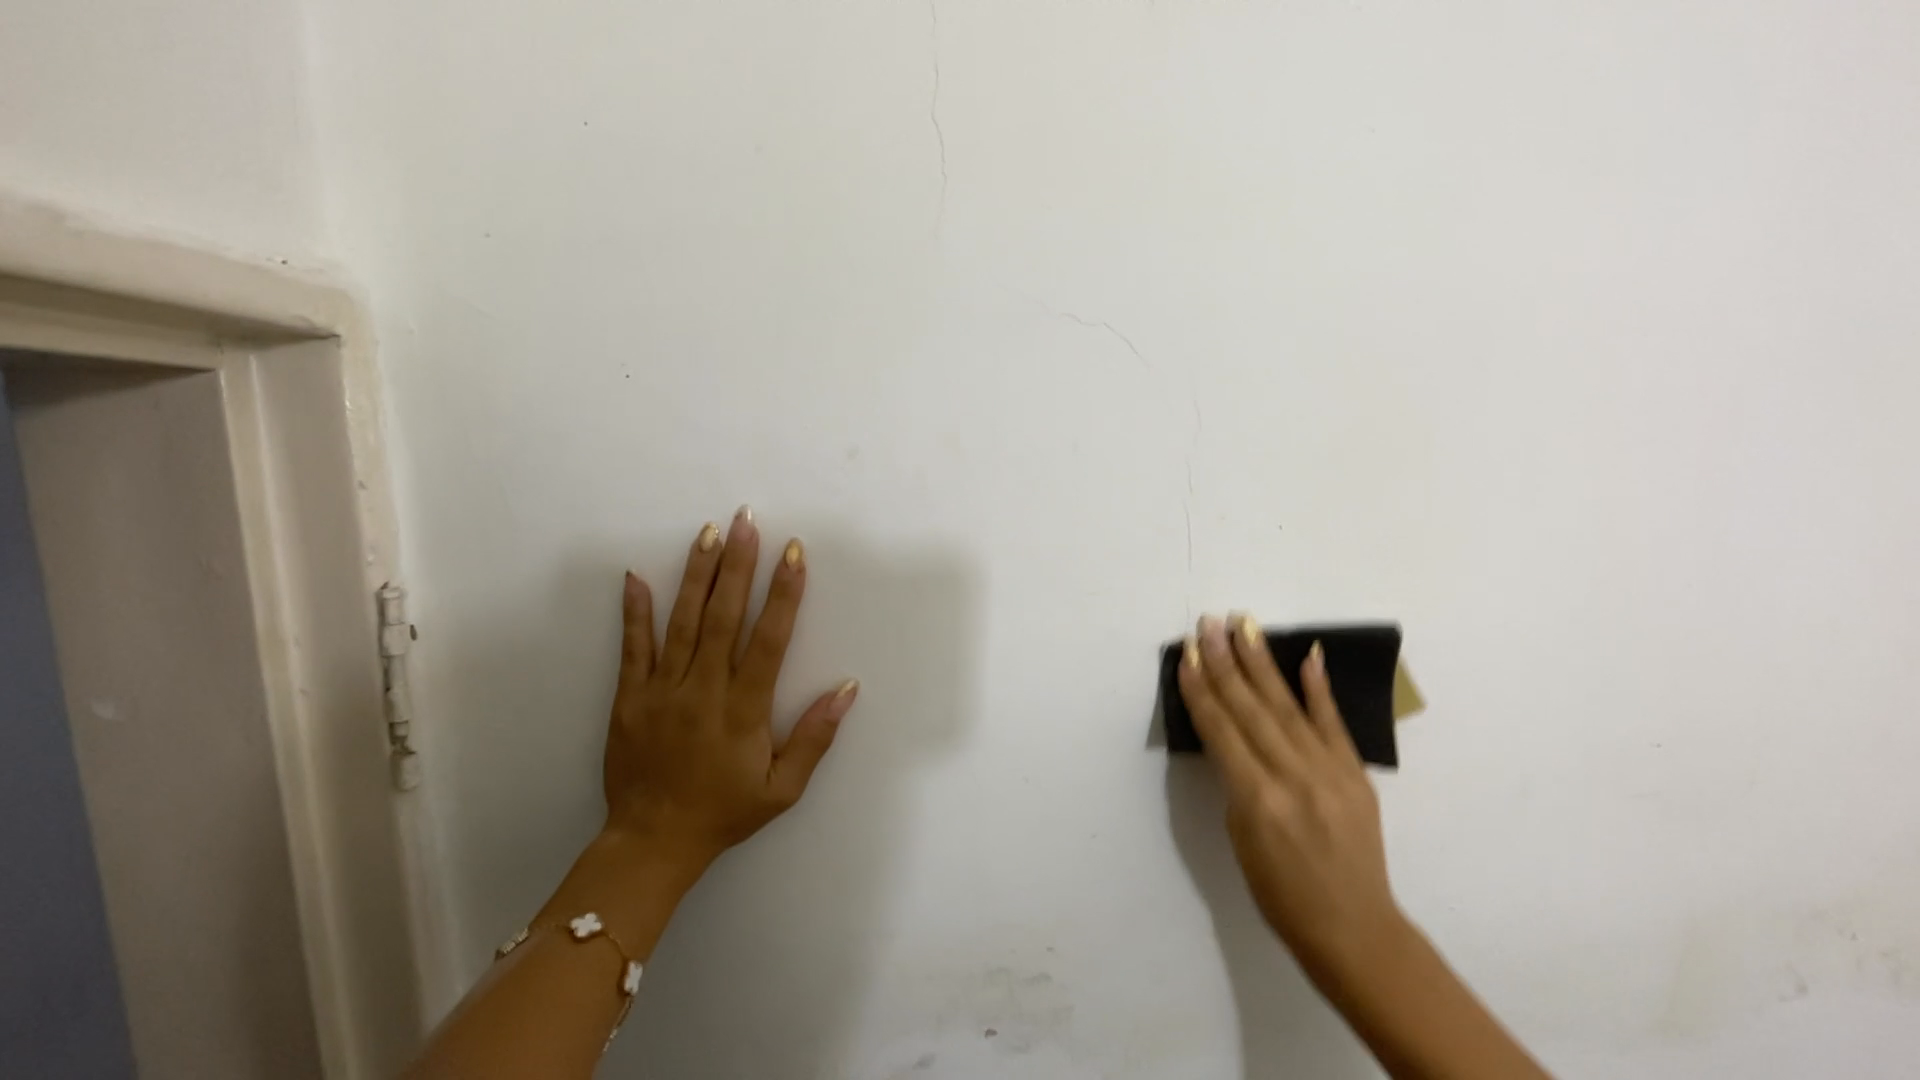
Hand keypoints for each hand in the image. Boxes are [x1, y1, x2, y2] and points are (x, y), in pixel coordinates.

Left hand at [602, 508, 858, 875]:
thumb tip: (846, 688)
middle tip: (746, 522)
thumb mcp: (782, 789)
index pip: (769, 640)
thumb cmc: (725, 812)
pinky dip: (635, 612)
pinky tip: (637, 576)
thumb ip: (814, 737)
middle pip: (723, 618)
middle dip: (738, 566)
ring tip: (708, 533)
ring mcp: (662, 691)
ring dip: (697, 575)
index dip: (784, 594)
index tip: (793, 554)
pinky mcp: (629, 698)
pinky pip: (632, 648)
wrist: (653, 841)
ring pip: (682, 623)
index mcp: (743, 710)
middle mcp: (703, 691)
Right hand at [1178, 613, 1404, 972]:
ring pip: (1287, 706)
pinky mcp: (1355, 774)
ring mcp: (1329, 772)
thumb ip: (1236, 782)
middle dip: (1226, 662)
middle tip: (1210, 623)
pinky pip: (1334, 724)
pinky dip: (1320, 689)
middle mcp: (1292, 776)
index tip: (1189, 655)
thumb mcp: (1239, 839)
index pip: (1221, 730)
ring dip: (1262, 663)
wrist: (1352, 928)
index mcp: (1256, 799)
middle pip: (1250, 708)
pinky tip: (1308, 656)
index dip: (1202, 690)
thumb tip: (1233, 738)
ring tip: (1245, 625)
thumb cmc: (1280, 895)